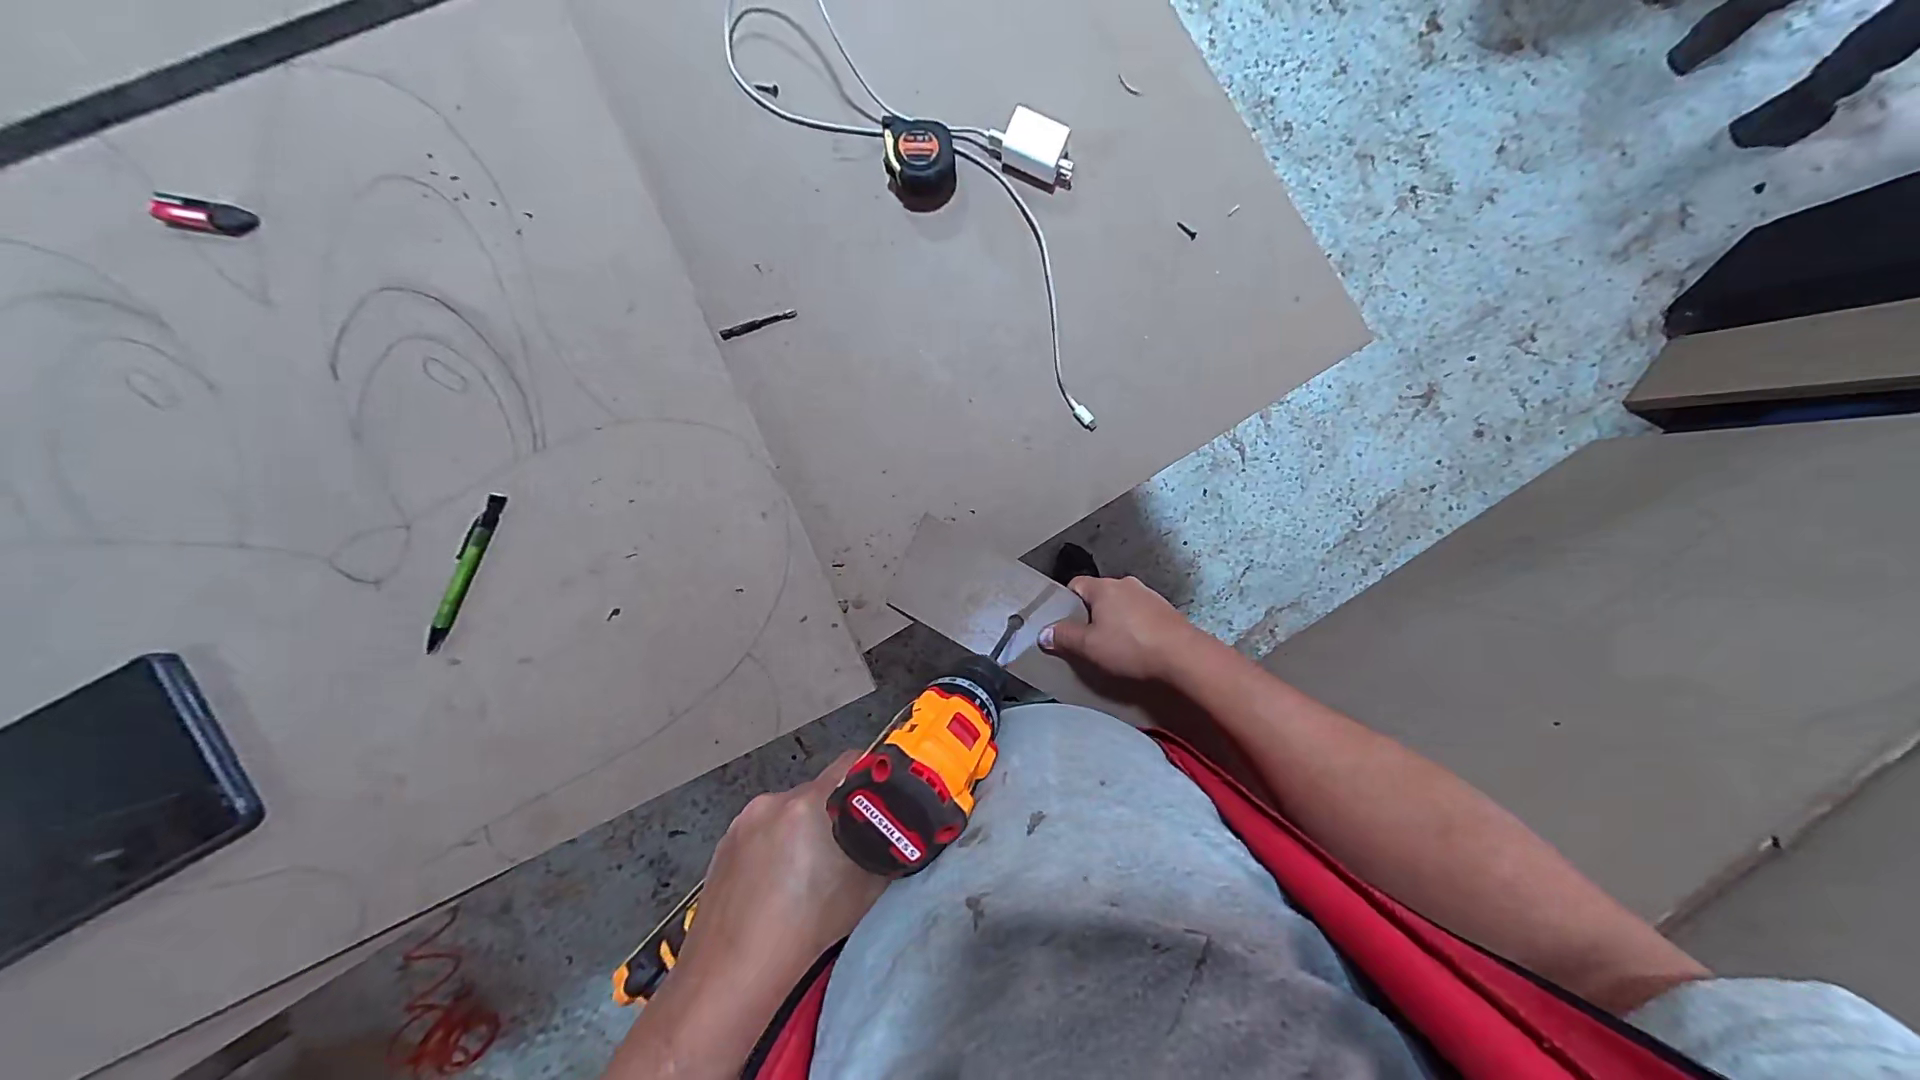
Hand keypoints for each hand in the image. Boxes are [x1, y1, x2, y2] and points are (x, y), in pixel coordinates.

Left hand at [607, 753, 886, 1078]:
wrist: (731, 974)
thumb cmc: (800, 933)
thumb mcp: (865, 888)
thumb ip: (884, 848)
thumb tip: (901, 833)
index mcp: (808, 804)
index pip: (853, 761)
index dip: (873, 775)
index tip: (881, 797)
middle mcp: (773, 802)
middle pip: (820, 789)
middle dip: (838, 811)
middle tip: (848, 845)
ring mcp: (743, 821)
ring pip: (790, 810)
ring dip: (805, 828)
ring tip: (810, 872)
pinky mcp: (724, 842)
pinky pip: (763, 829)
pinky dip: (777, 844)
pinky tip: (780, 881)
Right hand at [1038, 575, 1209, 682]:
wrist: (1183, 657)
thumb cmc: (1132, 647)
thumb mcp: (1088, 646)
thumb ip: (1063, 637)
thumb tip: (1045, 633)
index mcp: (1104, 587)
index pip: (1075, 585)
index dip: (1065, 603)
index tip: (1062, 622)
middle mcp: (1127, 585)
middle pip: (1099, 595)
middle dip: (1090, 615)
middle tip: (1085, 639)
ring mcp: (1149, 597)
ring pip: (1121, 605)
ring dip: (1114, 622)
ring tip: (1112, 648)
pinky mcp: (1165, 612)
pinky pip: (1140, 616)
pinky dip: (1134, 628)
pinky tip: (1135, 649)